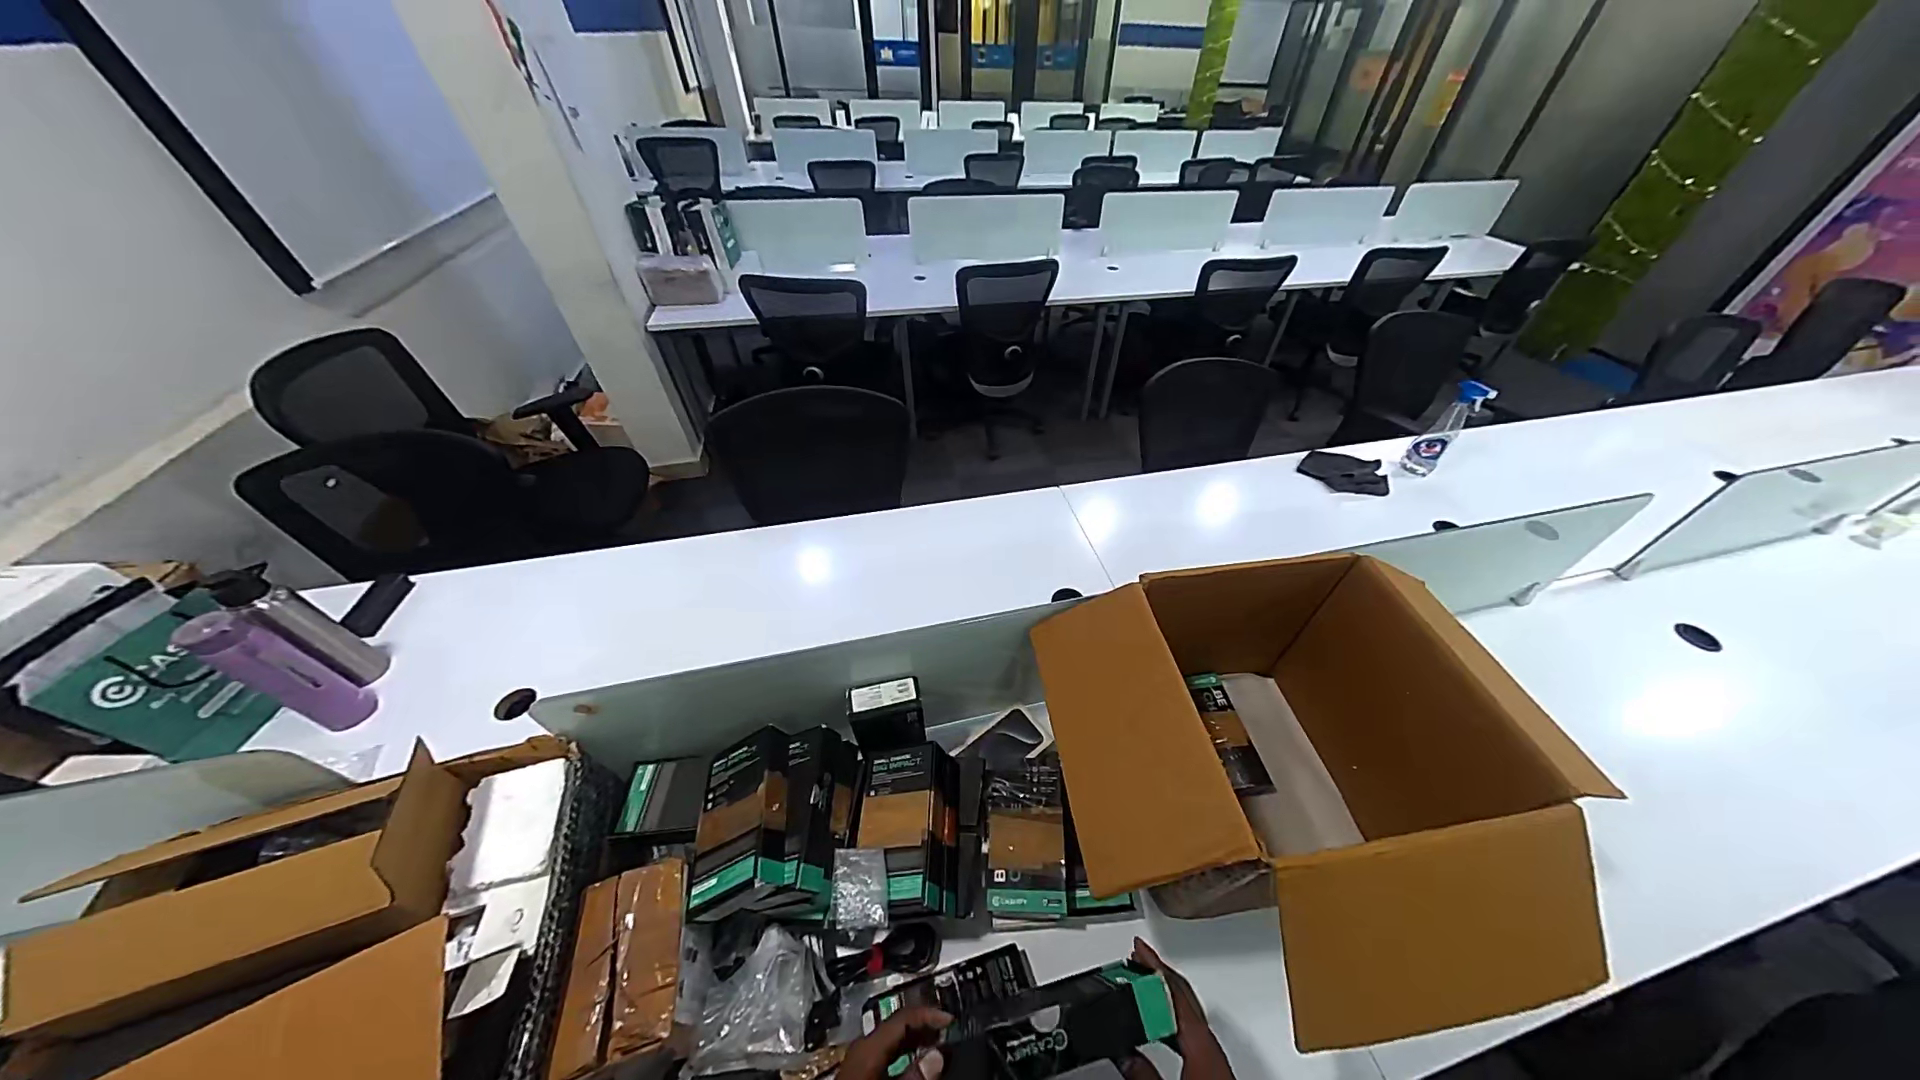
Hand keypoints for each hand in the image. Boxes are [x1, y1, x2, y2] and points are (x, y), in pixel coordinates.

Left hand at [840, 1006, 951, 1079]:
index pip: (902, 1017)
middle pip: (897, 1028)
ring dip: (915, 1042)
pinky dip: (904, 1057)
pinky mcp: (858, 1078)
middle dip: (924, 1028)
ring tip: (937, 1047)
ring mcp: (857, 1064)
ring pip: (891, 1043)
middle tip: (948, 1031)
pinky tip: (915, 1067)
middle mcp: (861, 1050)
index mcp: (868, 1048)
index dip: (929, 1015)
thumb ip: (915, 1076)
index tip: (950, 1019)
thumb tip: (937, 1056)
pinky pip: (885, 1058)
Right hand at [1132, 938, 1234, 1079]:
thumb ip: (1145, 1074)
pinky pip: (1191, 1029)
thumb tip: (1125, 1053)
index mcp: (1201, 1046)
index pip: (1175, 991)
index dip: (1155, 965)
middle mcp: (1211, 1047)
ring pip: (1189, 1012)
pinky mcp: (1215, 1069)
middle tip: (1137, 959)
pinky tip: (1159, 1024)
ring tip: (1143, 984)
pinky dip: (1173, 1017)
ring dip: (1166, 995)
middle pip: (1185, 997)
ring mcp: (1215, 1058)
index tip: (1138, 947)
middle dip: (1160, 975)